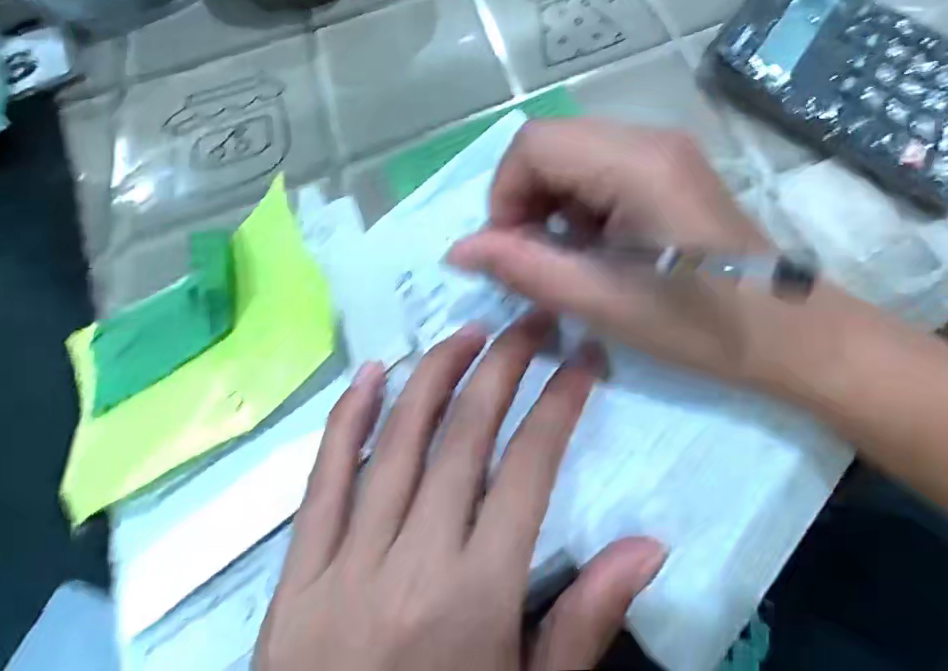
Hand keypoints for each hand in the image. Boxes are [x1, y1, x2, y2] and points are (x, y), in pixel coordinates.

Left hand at [255, 316, 666, 670]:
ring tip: (470, 332)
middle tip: (530, 323)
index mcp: (478, 594)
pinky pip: (324, 478)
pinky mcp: (299, 570)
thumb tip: (648, 544)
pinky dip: (348, 419)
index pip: (528, 469)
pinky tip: (373, 371)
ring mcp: (349, 559)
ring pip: (398, 441)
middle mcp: (415, 559)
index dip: (558, 403)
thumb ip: (583, 623)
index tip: (581, 358)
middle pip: (465, 437)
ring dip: (436, 375)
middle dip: (504, 367)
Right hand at [447, 119, 865, 389]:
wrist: (789, 331)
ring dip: (551, 196)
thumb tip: (458, 249)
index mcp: (636, 164)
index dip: (506, 193)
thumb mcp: (601, 302)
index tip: (513, 249)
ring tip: (570, 250)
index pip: (534, 145)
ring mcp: (663, 145)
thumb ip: (524, 268)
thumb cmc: (700, 324)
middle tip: (536, 253)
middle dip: (525, 195)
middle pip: (549, 142)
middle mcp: (648, 137)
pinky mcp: (670, 161)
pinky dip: (579, 196)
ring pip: (571, 149)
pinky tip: (598, 240)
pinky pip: (598, 160)